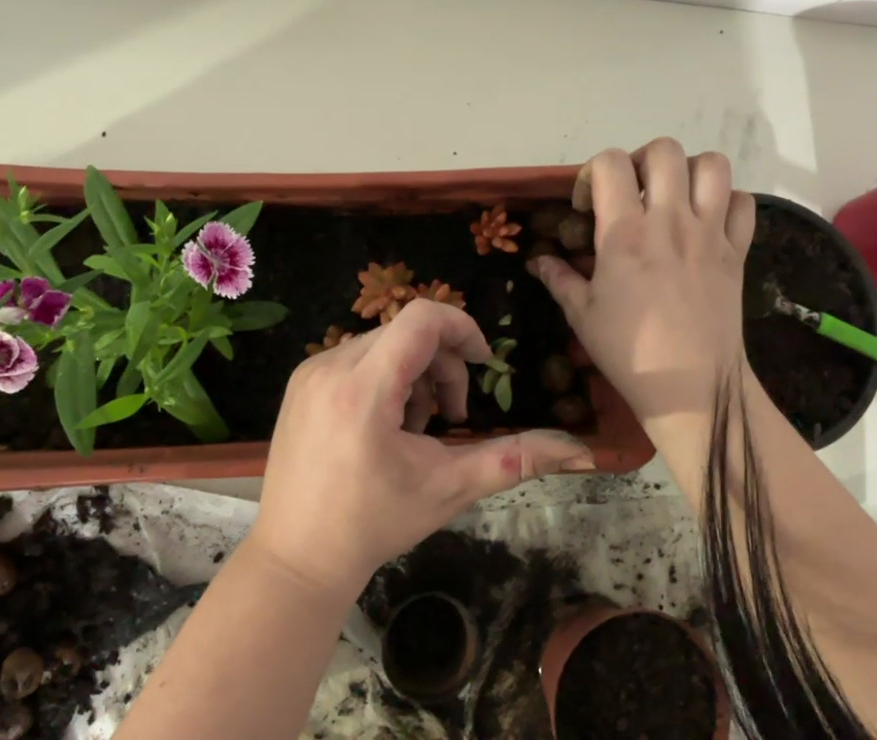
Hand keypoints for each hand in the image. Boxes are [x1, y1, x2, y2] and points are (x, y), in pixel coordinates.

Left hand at [247, 299, 593, 599]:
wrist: (296, 559)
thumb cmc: (373, 525)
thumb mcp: (448, 489)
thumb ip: (513, 459)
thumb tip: (579, 451)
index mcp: (363, 388)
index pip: (422, 318)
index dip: (463, 329)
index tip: (482, 365)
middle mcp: (330, 367)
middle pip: (405, 331)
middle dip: (441, 365)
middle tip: (450, 417)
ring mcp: (309, 374)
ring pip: (381, 344)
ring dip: (413, 373)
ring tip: (415, 429)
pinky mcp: (299, 385)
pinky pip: (354, 358)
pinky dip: (383, 378)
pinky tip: (384, 427)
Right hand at [529, 139, 755, 435]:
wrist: (692, 386)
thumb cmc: (629, 352)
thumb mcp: (581, 315)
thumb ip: (559, 279)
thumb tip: (537, 261)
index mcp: (625, 232)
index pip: (610, 163)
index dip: (594, 173)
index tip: (590, 206)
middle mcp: (670, 221)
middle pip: (664, 150)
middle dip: (641, 161)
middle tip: (632, 192)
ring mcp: (710, 233)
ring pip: (712, 165)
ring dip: (689, 172)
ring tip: (674, 197)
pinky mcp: (737, 251)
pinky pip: (743, 203)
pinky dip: (726, 202)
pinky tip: (708, 222)